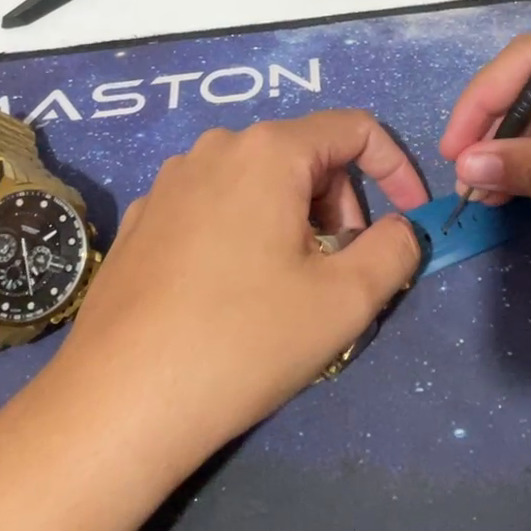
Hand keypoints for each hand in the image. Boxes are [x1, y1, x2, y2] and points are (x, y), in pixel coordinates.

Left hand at [56, 109, 428, 459]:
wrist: (120, 401)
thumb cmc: (244, 341)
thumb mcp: (345, 300)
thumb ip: (396, 249)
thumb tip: (401, 229)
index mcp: (267, 151)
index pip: (354, 129)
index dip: (395, 168)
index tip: (410, 219)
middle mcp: (214, 148)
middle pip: (305, 156)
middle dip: (340, 207)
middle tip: (340, 273)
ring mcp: (169, 182)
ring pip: (258, 183)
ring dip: (293, 223)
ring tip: (286, 290)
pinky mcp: (142, 220)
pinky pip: (215, 207)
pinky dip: (244, 234)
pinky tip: (229, 295)